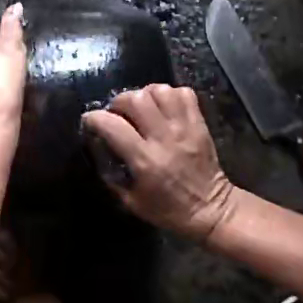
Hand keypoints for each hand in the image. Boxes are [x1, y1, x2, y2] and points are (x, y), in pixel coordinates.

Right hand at [82, 85, 238, 241]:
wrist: (212, 211)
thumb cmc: (169, 210)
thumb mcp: (130, 201)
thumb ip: (110, 175)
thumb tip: (97, 147)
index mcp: (145, 160)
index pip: (112, 125)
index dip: (94, 118)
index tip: (90, 121)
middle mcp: (164, 138)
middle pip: (136, 99)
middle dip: (119, 102)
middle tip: (118, 114)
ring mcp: (185, 128)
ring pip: (160, 91)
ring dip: (144, 94)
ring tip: (141, 107)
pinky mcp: (199, 124)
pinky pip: (184, 94)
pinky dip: (169, 94)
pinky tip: (163, 107)